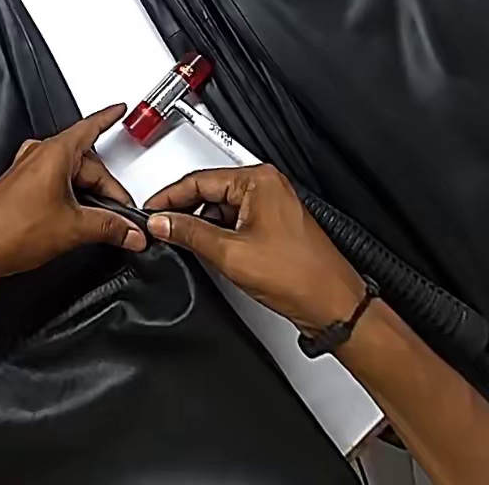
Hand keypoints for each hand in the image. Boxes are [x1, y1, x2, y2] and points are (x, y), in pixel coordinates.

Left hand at [0, 104, 147, 284]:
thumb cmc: (9, 229)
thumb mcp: (72, 228)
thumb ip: (108, 227)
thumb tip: (129, 231)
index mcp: (54, 152)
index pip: (89, 128)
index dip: (108, 118)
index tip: (119, 109)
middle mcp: (40, 154)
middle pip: (86, 162)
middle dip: (107, 186)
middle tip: (123, 212)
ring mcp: (28, 169)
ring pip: (70, 174)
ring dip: (88, 194)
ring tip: (102, 220)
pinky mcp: (22, 186)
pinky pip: (55, 182)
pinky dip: (72, 197)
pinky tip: (77, 218)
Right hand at [145, 165, 365, 332]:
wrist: (336, 308)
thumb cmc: (301, 277)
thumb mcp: (231, 254)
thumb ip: (190, 233)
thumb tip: (163, 222)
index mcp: (258, 180)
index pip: (199, 180)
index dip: (170, 197)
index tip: (151, 210)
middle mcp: (266, 185)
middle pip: (209, 190)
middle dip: (184, 210)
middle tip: (160, 226)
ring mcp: (270, 203)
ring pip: (220, 206)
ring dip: (201, 223)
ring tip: (183, 241)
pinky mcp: (272, 223)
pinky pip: (234, 219)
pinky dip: (218, 232)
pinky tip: (208, 248)